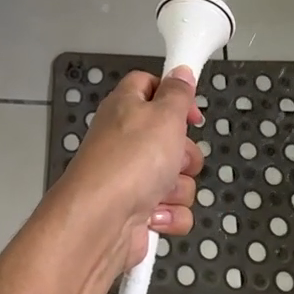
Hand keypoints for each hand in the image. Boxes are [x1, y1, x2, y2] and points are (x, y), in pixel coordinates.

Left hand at [57, 68, 203, 269]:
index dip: (174, 96)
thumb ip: (177, 93)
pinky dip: (169, 215)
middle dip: (185, 154)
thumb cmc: (127, 162)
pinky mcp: (139, 210)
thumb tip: (181, 73)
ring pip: (178, 178)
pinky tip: (153, 215)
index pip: (150, 87)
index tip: (192, 112)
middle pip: (174, 139)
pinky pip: (173, 210)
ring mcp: (132, 177)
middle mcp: (126, 140)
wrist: (101, 221)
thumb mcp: (163, 115)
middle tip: (174, 158)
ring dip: (177, 188)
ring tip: (158, 191)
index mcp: (126, 108)